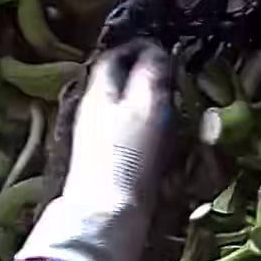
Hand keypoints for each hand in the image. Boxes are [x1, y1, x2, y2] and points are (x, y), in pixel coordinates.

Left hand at [16, 43, 171, 260]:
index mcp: (99, 89)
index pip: (114, 54)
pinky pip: (122, 126)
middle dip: (140, 71)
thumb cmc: (128, 155)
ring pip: (118, 102)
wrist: (106, 212)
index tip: (163, 48)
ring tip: (169, 100)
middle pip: (114, 78)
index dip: (137, 47)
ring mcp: (93, 133)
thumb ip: (151, 74)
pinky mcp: (102, 156)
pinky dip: (139, 120)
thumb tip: (158, 50)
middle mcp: (90, 106)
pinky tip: (157, 132)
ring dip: (140, 96)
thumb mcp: (146, 107)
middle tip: (170, 74)